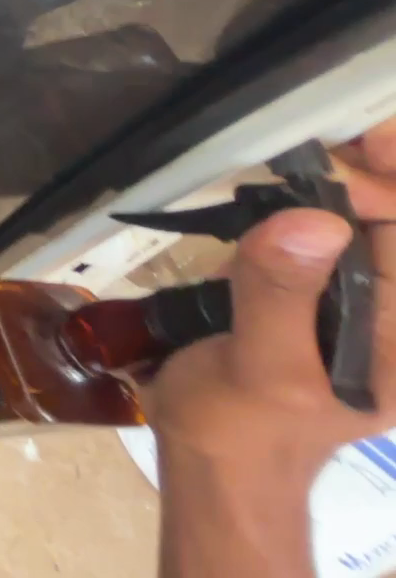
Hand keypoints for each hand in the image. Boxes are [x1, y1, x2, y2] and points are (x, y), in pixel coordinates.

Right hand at [141, 125, 394, 575]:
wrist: (217, 457)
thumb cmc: (242, 419)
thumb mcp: (263, 365)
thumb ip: (283, 295)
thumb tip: (309, 218)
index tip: (349, 147)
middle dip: (381, 180)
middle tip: (329, 141)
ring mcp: (365, 310)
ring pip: (371, 234)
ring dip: (351, 189)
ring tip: (303, 157)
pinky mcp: (324, 303)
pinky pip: (340, 245)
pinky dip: (318, 211)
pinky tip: (280, 199)